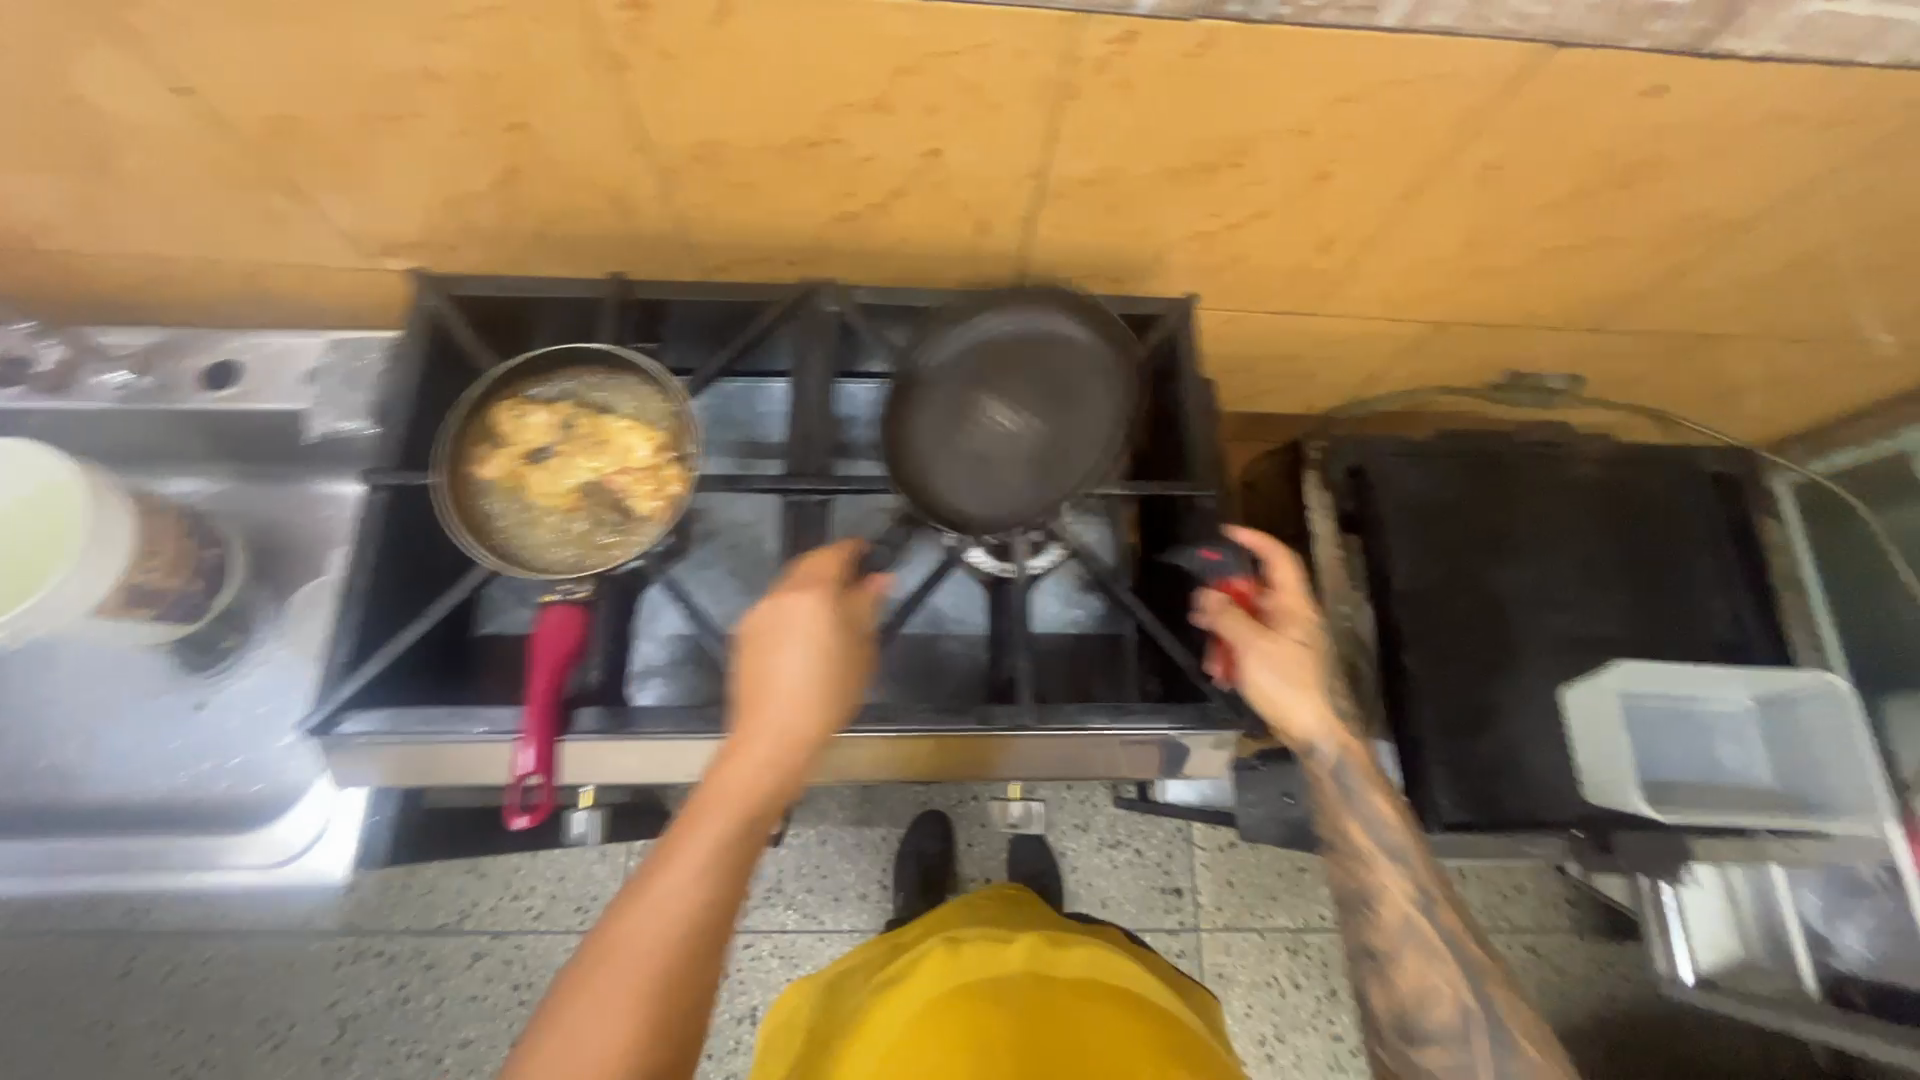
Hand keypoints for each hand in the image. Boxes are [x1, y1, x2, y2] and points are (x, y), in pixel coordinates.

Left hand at [727, 539, 889, 762]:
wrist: (772, 736)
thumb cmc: (828, 694)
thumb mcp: (861, 651)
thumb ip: (867, 607)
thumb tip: (878, 578)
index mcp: (814, 591)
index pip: (835, 554)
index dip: (854, 549)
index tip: (869, 551)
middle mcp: (781, 593)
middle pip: (807, 564)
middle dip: (830, 564)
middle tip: (852, 577)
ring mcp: (757, 612)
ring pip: (788, 586)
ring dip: (809, 586)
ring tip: (830, 606)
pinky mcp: (743, 634)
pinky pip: (774, 608)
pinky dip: (792, 608)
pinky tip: (804, 633)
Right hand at [1187, 526, 1342, 749]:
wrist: (1312, 732)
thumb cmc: (1286, 684)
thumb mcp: (1251, 647)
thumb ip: (1226, 616)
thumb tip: (1206, 594)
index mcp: (1293, 605)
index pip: (1277, 559)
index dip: (1254, 541)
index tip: (1226, 534)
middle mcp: (1291, 616)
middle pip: (1253, 592)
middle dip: (1223, 601)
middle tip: (1198, 610)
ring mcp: (1285, 638)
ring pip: (1246, 620)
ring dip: (1223, 633)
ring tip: (1209, 653)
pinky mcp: (1278, 659)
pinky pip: (1248, 643)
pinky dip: (1232, 652)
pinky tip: (1221, 672)